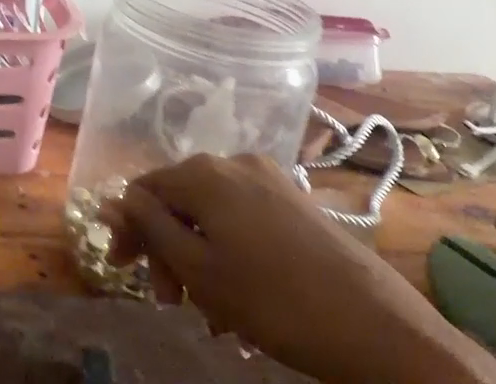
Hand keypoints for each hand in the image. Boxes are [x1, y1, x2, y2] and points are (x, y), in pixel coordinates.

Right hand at [104, 153, 495, 383]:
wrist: (383, 331)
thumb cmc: (275, 300)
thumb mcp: (197, 269)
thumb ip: (149, 228)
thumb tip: (112, 200)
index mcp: (204, 173)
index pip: (142, 189)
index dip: (128, 230)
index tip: (127, 273)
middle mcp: (235, 164)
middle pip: (178, 201)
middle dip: (167, 250)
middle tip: (171, 301)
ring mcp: (274, 182)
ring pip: (213, 216)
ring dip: (200, 259)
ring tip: (211, 312)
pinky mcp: (301, 206)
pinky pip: (246, 222)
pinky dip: (232, 254)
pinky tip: (241, 298)